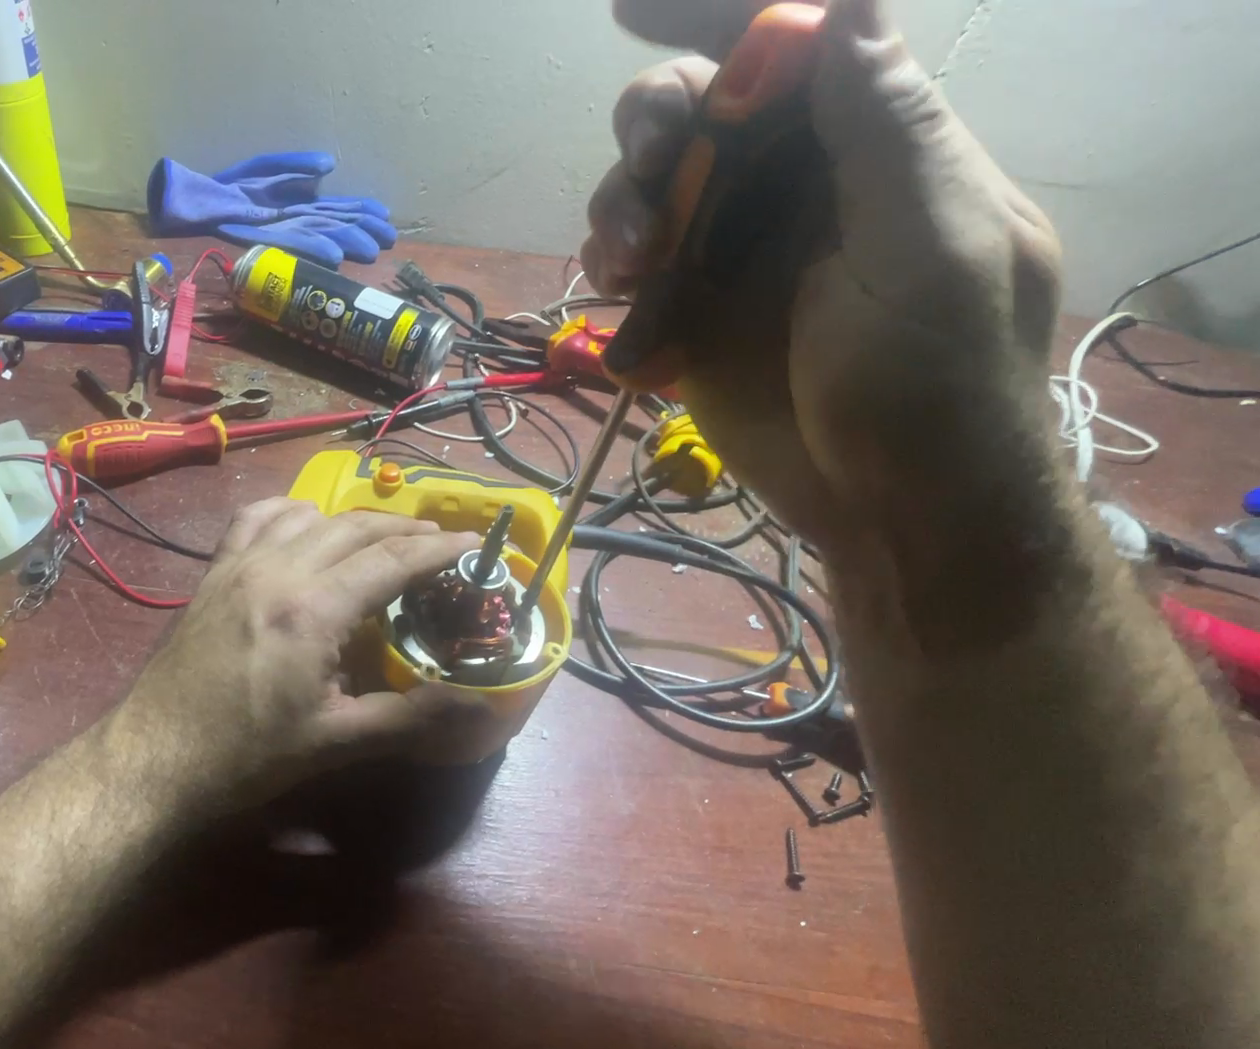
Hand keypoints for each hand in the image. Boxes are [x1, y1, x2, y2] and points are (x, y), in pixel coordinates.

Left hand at [104, 499, 476, 810]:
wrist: (158, 756)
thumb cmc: (248, 754)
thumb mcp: (335, 740)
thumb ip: (410, 717)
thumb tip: (479, 708)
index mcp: (313, 609)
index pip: (391, 560)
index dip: (439, 549)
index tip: (474, 543)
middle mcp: (277, 570)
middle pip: (354, 528)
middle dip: (404, 529)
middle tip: (440, 542)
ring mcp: (239, 566)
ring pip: (308, 516)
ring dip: (352, 519)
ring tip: (382, 536)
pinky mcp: (213, 574)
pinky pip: (254, 519)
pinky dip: (289, 510)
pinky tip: (303, 521)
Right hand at [582, 0, 1062, 570]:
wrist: (885, 503)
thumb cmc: (932, 382)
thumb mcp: (934, 252)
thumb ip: (890, 136)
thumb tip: (841, 14)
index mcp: (870, 151)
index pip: (796, 50)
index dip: (719, 21)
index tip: (631, 9)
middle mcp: (794, 189)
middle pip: (699, 114)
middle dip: (653, 124)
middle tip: (645, 167)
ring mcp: (735, 254)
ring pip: (648, 193)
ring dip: (617, 212)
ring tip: (624, 266)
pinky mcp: (691, 313)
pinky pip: (630, 269)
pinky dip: (609, 277)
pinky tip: (619, 310)